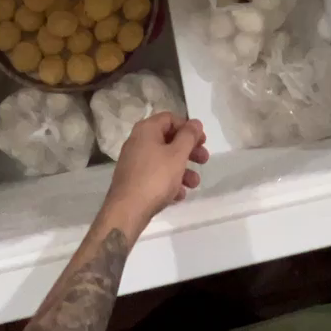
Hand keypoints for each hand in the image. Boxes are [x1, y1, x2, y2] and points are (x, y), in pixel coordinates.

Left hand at [103, 113, 208, 230]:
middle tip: (204, 160)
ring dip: (182, 169)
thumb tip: (195, 122)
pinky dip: (169, 181)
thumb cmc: (155, 178)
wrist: (127, 211)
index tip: (202, 141)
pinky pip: (155, 175)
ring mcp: (134, 161)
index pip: (171, 119)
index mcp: (147, 129)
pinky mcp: (133, 180)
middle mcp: (138, 141)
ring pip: (163, 159)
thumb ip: (189, 136)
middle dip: (189, 150)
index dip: (188, 127)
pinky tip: (179, 195)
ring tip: (194, 184)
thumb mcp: (177, 155)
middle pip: (168, 139)